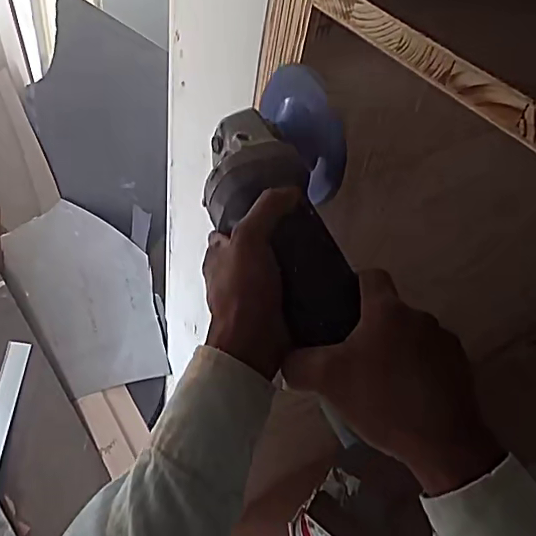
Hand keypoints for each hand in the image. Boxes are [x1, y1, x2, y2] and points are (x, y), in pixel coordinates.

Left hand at [202, 187, 301, 379]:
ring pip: (272, 271)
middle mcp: (230, 274)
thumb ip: (266, 211)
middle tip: (304, 233)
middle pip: (256, 249)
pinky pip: (287, 292)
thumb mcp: (249, 239)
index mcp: (218, 255)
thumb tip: (289, 191)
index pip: (232, 228)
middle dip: (277, 242)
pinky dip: (300, 286)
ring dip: (292, 265)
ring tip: (316, 254)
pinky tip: (318, 279)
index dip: (252, 216)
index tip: (280, 210)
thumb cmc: (243, 292)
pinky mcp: (271, 312)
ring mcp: (250, 295)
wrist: (255, 344)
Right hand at [283, 270, 505, 494]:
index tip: (338, 311)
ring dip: (395, 351)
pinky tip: (404, 399)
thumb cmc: (383, 400)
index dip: (351, 286)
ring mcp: (445, 342)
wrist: (444, 445)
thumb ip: (298, 364)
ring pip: (409, 336)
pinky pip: (430, 359)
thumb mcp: (327, 381)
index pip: (369, 276)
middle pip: (388, 311)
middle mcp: (420, 316)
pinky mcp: (461, 368)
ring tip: (378, 383)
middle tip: (349, 358)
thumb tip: (287, 360)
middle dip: (369, 330)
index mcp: (387, 310)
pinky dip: (416, 371)